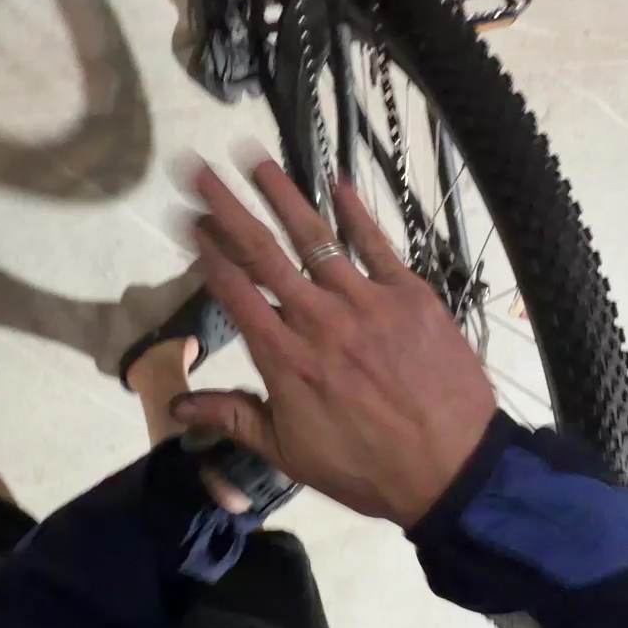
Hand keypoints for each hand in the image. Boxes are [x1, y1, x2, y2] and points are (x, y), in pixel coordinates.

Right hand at [170, 157, 497, 528]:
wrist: (451, 468)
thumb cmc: (366, 467)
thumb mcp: (290, 452)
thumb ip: (233, 419)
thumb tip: (176, 408)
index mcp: (285, 357)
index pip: (235, 292)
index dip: (207, 253)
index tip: (187, 220)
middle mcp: (318, 318)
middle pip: (263, 253)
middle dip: (226, 208)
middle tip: (199, 170)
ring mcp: (366, 301)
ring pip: (315, 237)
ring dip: (282, 195)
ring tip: (255, 159)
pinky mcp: (410, 294)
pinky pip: (378, 245)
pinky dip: (357, 213)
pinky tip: (338, 183)